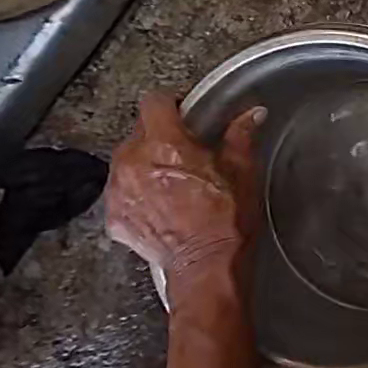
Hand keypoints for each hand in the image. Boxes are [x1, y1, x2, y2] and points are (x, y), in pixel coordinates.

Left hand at [106, 92, 265, 302]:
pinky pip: (121, 191)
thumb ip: (241, 135)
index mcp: (164, 143)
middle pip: (140, 131)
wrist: (207, 267)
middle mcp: (132, 162)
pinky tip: (162, 206)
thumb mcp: (241, 172)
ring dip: (146, 164)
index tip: (184, 113)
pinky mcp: (114, 217)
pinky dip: (137, 193)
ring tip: (173, 183)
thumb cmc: (224, 221)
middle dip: (161, 137)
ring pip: (127, 160)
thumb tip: (252, 114)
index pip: (154, 101)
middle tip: (186, 154)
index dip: (171, 103)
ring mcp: (118, 191)